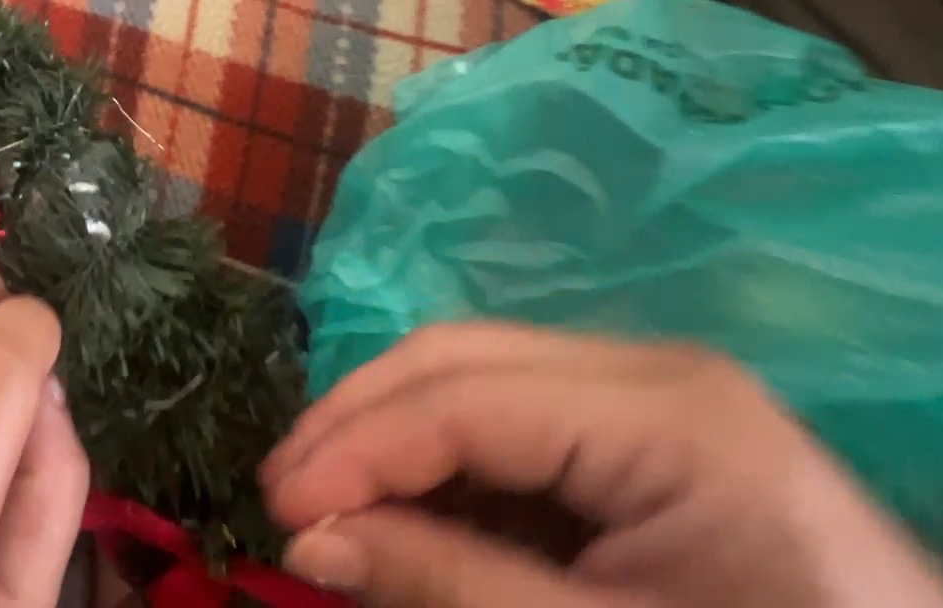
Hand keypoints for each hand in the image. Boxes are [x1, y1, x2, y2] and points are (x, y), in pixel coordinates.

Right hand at [262, 323, 942, 607]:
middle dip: (355, 420)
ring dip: (386, 434)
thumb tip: (305, 540)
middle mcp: (646, 367)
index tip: (276, 507)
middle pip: (453, 359)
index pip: (462, 399)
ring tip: (325, 496)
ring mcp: (641, 391)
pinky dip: (437, 459)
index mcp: (667, 411)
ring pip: (466, 376)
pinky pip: (503, 420)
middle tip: (283, 489)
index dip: (353, 448)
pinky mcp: (633, 429)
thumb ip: (449, 584)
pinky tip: (400, 502)